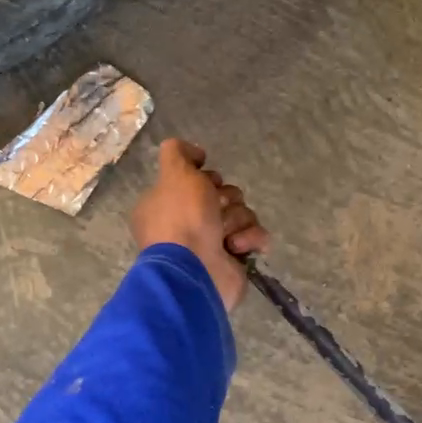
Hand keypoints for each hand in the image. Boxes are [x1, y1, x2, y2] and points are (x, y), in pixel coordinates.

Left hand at [129, 138, 269, 310]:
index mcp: (166, 204)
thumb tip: (196, 154)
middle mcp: (187, 224)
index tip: (205, 182)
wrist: (197, 270)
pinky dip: (251, 239)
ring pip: (242, 214)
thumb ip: (178, 152)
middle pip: (224, 195)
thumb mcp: (175, 173)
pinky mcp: (233, 260)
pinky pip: (255, 237)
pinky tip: (238, 246)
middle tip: (217, 210)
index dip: (206, 178)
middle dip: (226, 200)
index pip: (196, 180)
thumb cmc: (184, 219)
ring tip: (226, 235)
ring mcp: (211, 244)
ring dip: (238, 220)